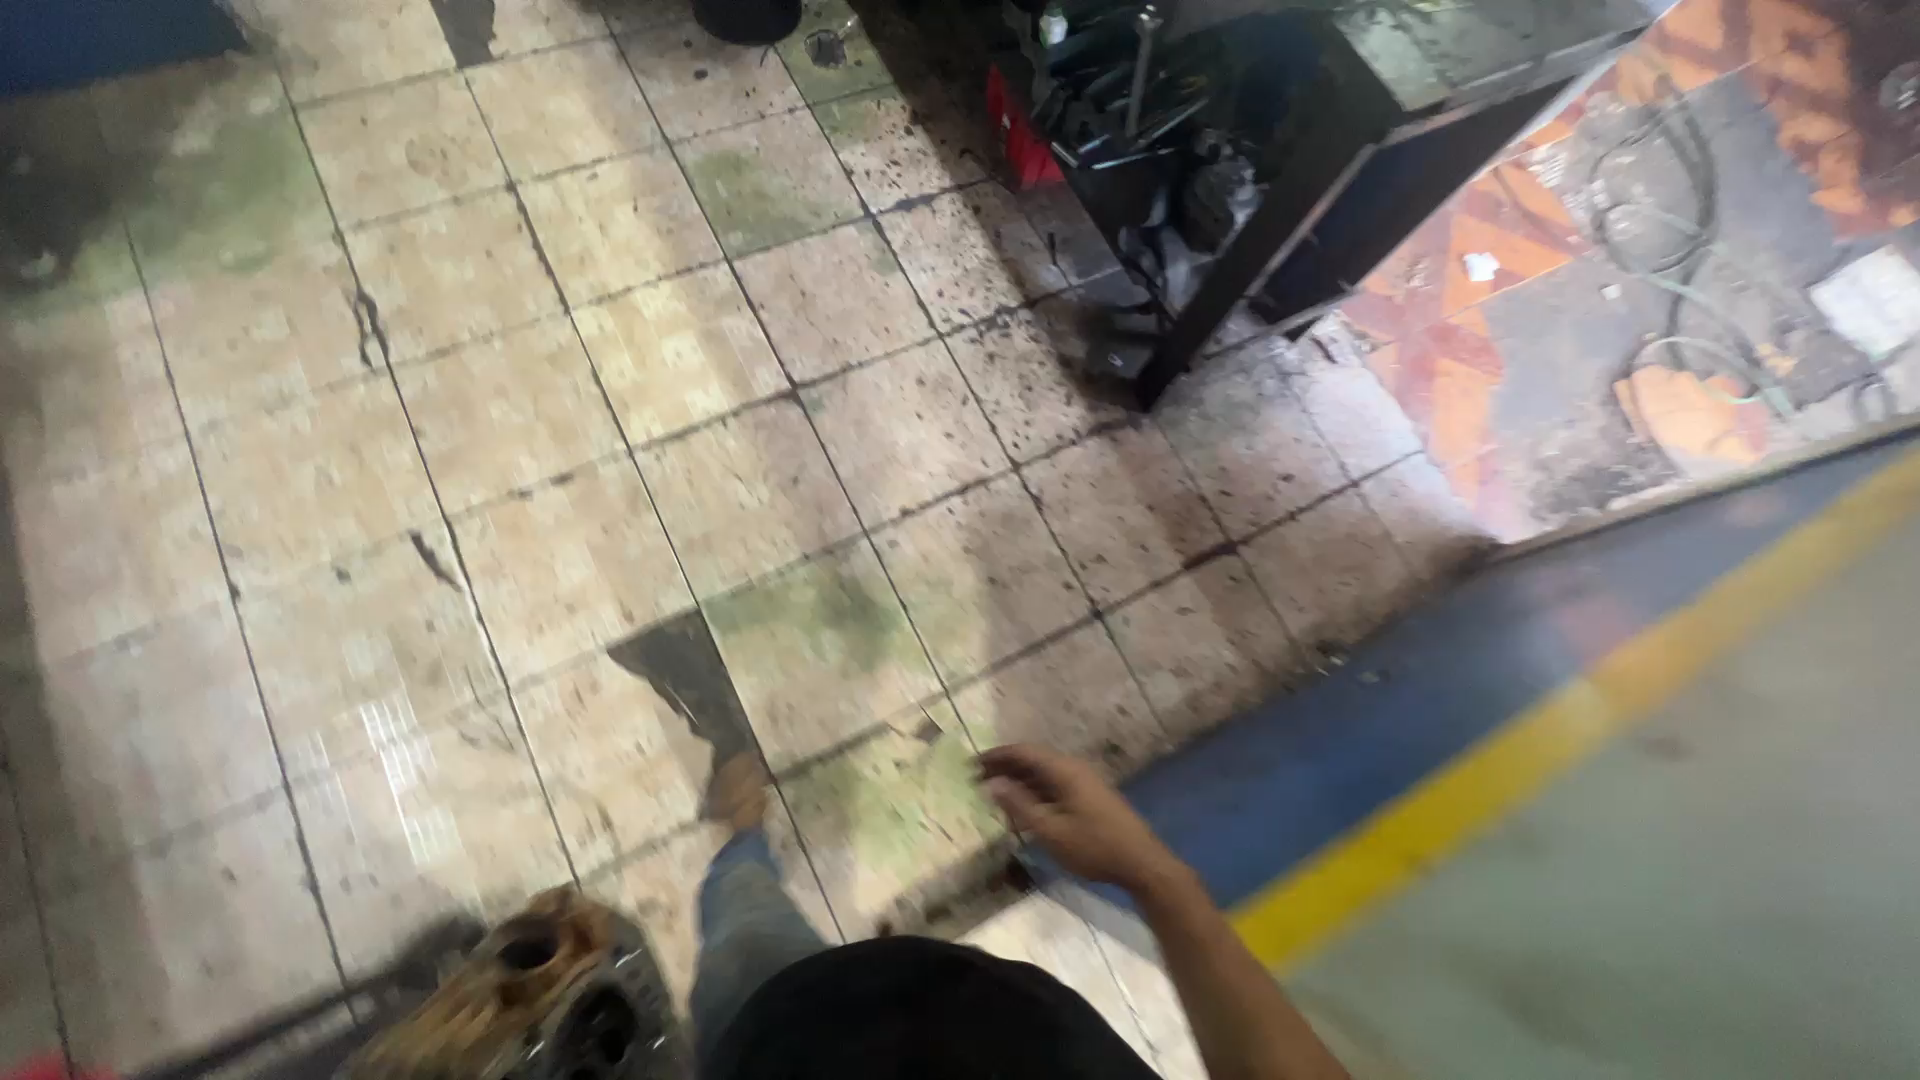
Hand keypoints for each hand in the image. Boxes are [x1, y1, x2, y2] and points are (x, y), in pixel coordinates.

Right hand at [976, 743, 1186, 892]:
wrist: (1142, 863)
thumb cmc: (1094, 847)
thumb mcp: (1051, 831)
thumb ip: (1020, 806)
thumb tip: (993, 784)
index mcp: (1064, 770)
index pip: (1024, 752)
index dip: (997, 756)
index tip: (972, 765)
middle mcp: (1074, 768)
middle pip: (1033, 760)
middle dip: (1005, 768)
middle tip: (978, 780)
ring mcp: (1084, 782)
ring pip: (1044, 774)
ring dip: (1019, 781)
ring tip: (995, 794)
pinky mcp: (1090, 796)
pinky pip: (1055, 785)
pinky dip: (1035, 792)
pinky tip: (1024, 809)